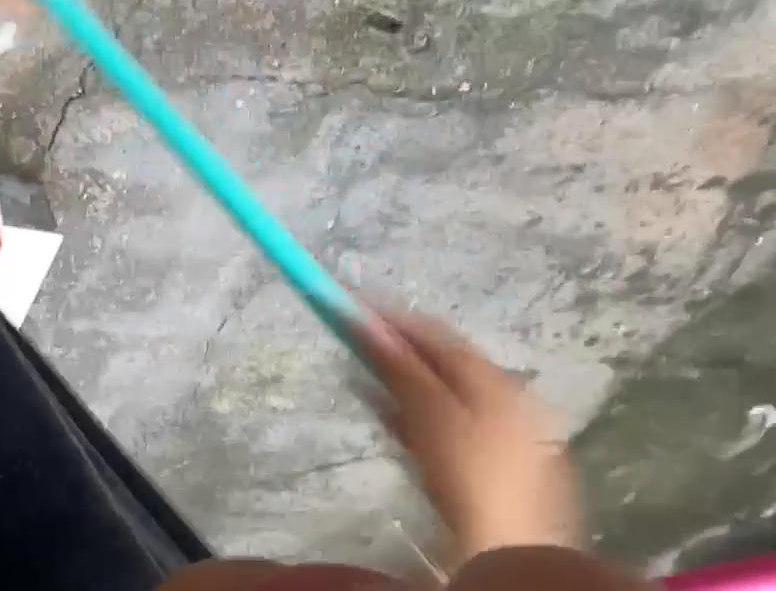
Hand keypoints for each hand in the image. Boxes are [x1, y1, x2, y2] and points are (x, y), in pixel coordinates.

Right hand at [358, 310, 582, 567]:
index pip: (434, 332)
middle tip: (355, 352)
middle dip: (396, 352)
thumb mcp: (426, 408)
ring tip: (367, 388)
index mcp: (493, 378)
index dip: (389, 317)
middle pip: (442, 362)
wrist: (512, 550)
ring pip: (445, 392)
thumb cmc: (466, 469)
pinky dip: (421, 414)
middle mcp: (507, 396)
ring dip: (404, 384)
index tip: (347, 309)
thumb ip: (395, 361)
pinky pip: (453, 422)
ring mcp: (509, 430)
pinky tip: (396, 425)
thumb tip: (361, 317)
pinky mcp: (502, 461)